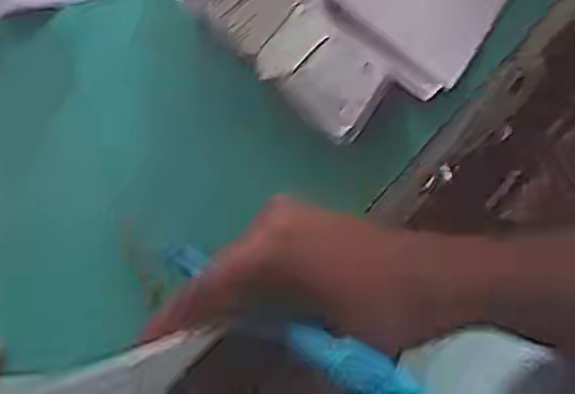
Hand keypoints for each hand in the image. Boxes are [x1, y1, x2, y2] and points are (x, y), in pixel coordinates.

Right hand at [142, 198, 460, 351]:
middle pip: (220, 272)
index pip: (207, 285)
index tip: (142, 354)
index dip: (171, 321)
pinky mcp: (308, 222)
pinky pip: (262, 256)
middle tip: (172, 357)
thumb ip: (262, 352)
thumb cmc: (379, 310)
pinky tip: (244, 318)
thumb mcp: (318, 342)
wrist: (433, 277)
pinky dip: (247, 287)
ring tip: (201, 343)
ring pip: (240, 264)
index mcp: (273, 242)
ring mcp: (294, 215)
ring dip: (223, 302)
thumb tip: (224, 359)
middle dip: (196, 314)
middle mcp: (276, 218)